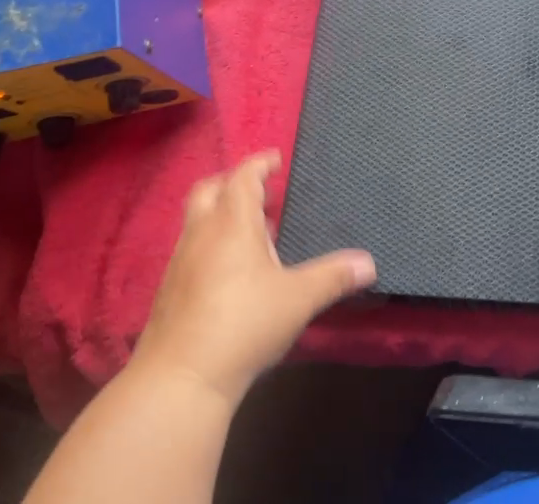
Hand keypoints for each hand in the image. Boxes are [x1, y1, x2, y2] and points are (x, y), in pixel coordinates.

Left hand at [131, 152, 376, 403]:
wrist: (180, 379)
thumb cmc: (243, 324)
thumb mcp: (298, 299)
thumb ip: (333, 277)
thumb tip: (369, 263)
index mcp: (232, 225)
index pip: (242, 178)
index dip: (259, 164)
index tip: (275, 159)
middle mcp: (200, 235)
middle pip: (208, 191)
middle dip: (232, 183)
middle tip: (259, 189)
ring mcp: (180, 263)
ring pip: (196, 222)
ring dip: (219, 215)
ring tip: (250, 230)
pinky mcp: (169, 292)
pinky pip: (190, 250)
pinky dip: (210, 244)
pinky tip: (230, 270)